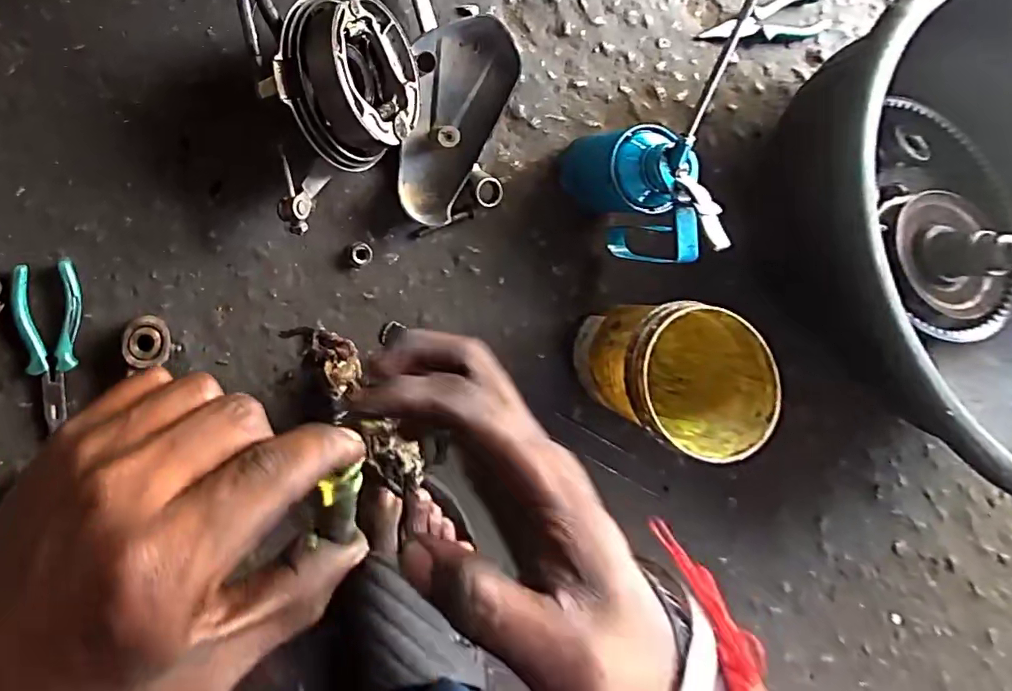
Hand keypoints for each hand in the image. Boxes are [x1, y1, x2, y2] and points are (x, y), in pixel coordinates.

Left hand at [0, 369, 368, 690]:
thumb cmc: (101, 676)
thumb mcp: (205, 664)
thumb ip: (288, 598)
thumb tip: (350, 539)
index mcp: (165, 562)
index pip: (268, 471)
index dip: (321, 450)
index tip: (346, 447)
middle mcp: (130, 490)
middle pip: (240, 416)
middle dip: (269, 444)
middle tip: (258, 483)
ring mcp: (94, 450)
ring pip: (202, 388)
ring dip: (223, 423)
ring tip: (209, 466)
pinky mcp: (73, 430)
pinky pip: (154, 380)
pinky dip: (178, 406)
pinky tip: (168, 448)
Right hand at [349, 329, 676, 690]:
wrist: (645, 656)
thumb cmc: (606, 651)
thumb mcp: (553, 647)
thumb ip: (483, 602)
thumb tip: (410, 551)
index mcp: (544, 478)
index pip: (473, 404)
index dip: (415, 393)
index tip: (366, 405)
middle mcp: (533, 449)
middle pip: (474, 365)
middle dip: (416, 356)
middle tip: (365, 379)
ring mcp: (523, 453)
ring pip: (468, 378)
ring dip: (418, 372)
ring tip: (372, 397)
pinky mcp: (510, 467)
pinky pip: (464, 411)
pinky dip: (425, 401)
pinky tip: (399, 427)